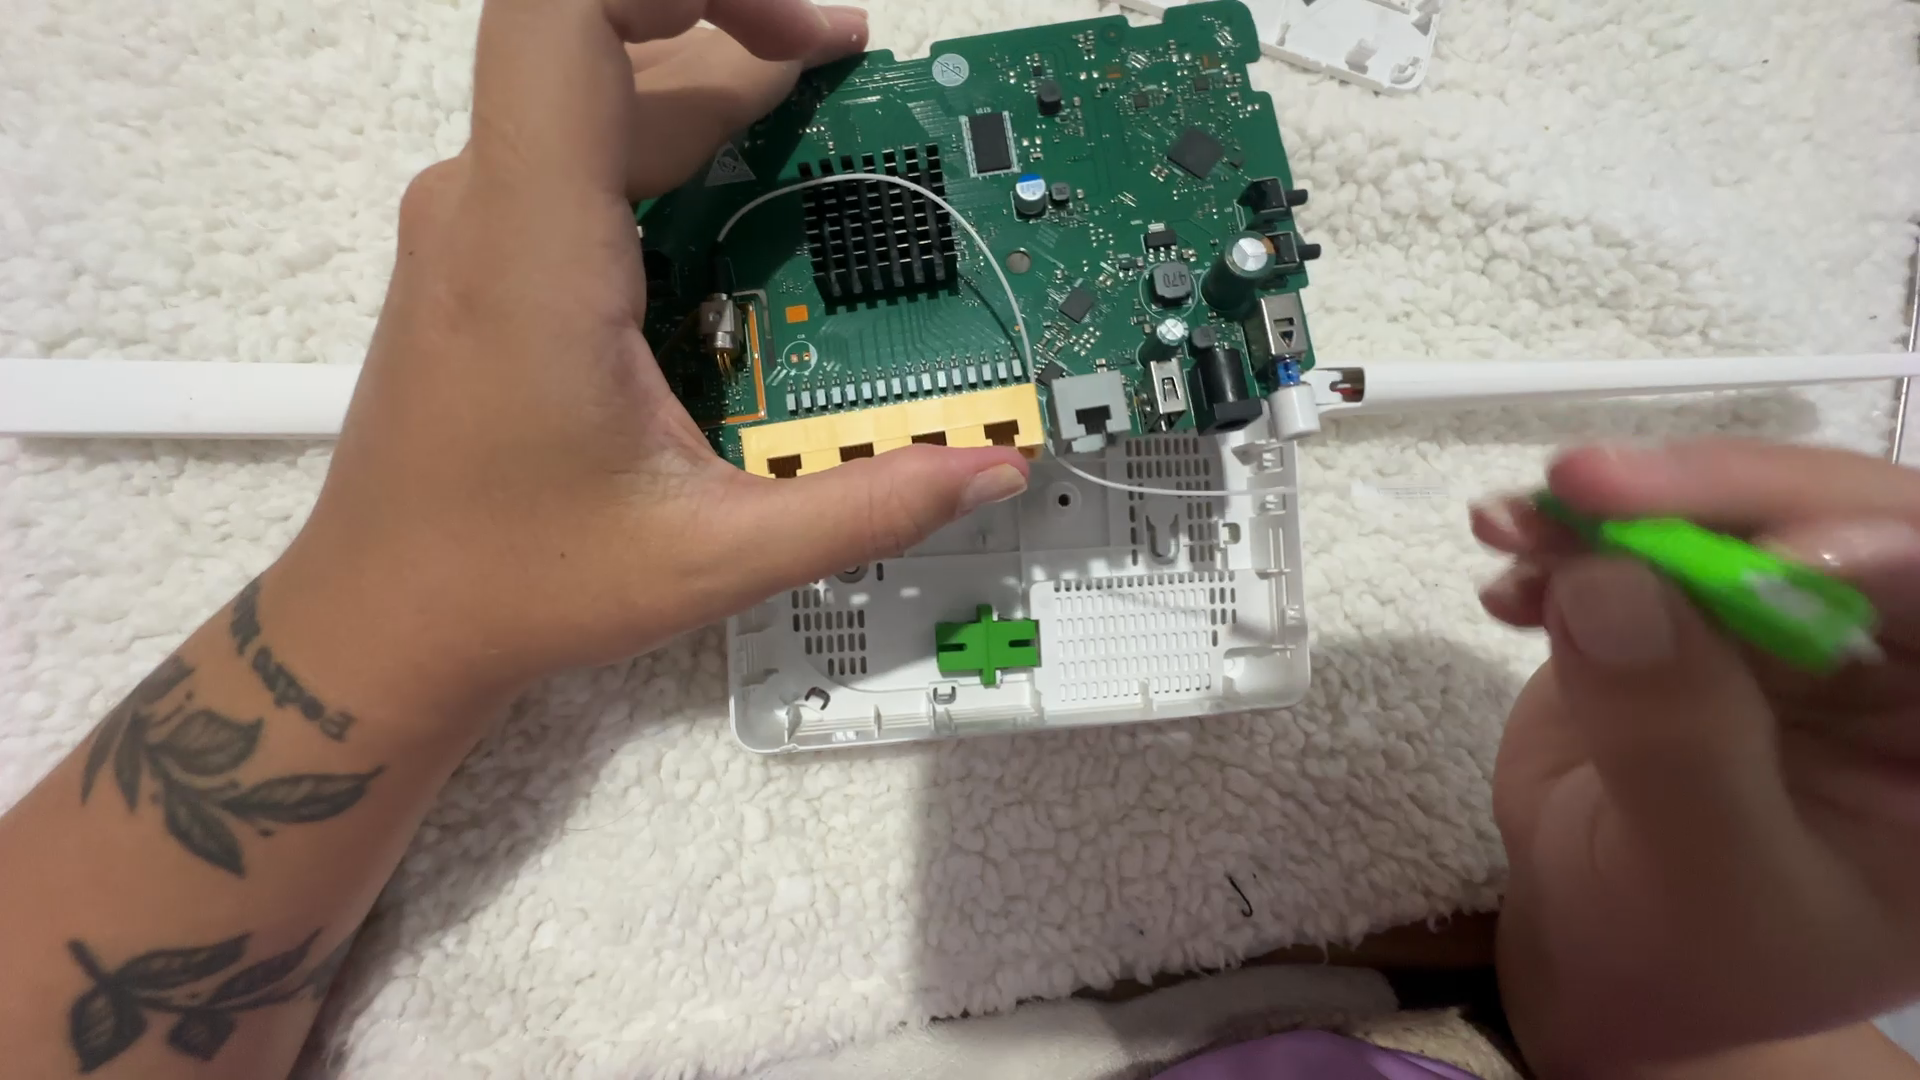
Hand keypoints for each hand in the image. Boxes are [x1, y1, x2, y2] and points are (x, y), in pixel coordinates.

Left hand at [271, 0, 1031, 724]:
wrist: (393, 618)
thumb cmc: (530, 585)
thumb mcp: (720, 557)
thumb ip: (867, 511)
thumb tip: (992, 471)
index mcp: (535, 253)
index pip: (564, 11)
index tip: (811, 38)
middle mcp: (490, 211)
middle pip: (610, 53)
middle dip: (743, 44)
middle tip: (860, 86)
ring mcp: (481, 234)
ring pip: (600, 109)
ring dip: (713, 102)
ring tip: (823, 139)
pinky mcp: (492, 266)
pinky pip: (586, 168)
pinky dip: (677, 162)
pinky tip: (745, 223)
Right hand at [1472, 440, 1919, 1069]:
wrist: (1600, 940)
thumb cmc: (1682, 945)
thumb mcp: (1701, 873)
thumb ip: (1674, 739)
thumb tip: (1606, 584)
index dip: (1880, 544)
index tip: (1751, 548)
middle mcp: (1880, 660)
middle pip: (1820, 524)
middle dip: (1699, 494)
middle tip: (1575, 481)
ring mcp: (1755, 634)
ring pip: (1698, 522)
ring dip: (1596, 513)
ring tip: (1500, 527)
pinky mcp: (1654, 623)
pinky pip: (1610, 554)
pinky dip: (1548, 551)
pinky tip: (1499, 588)